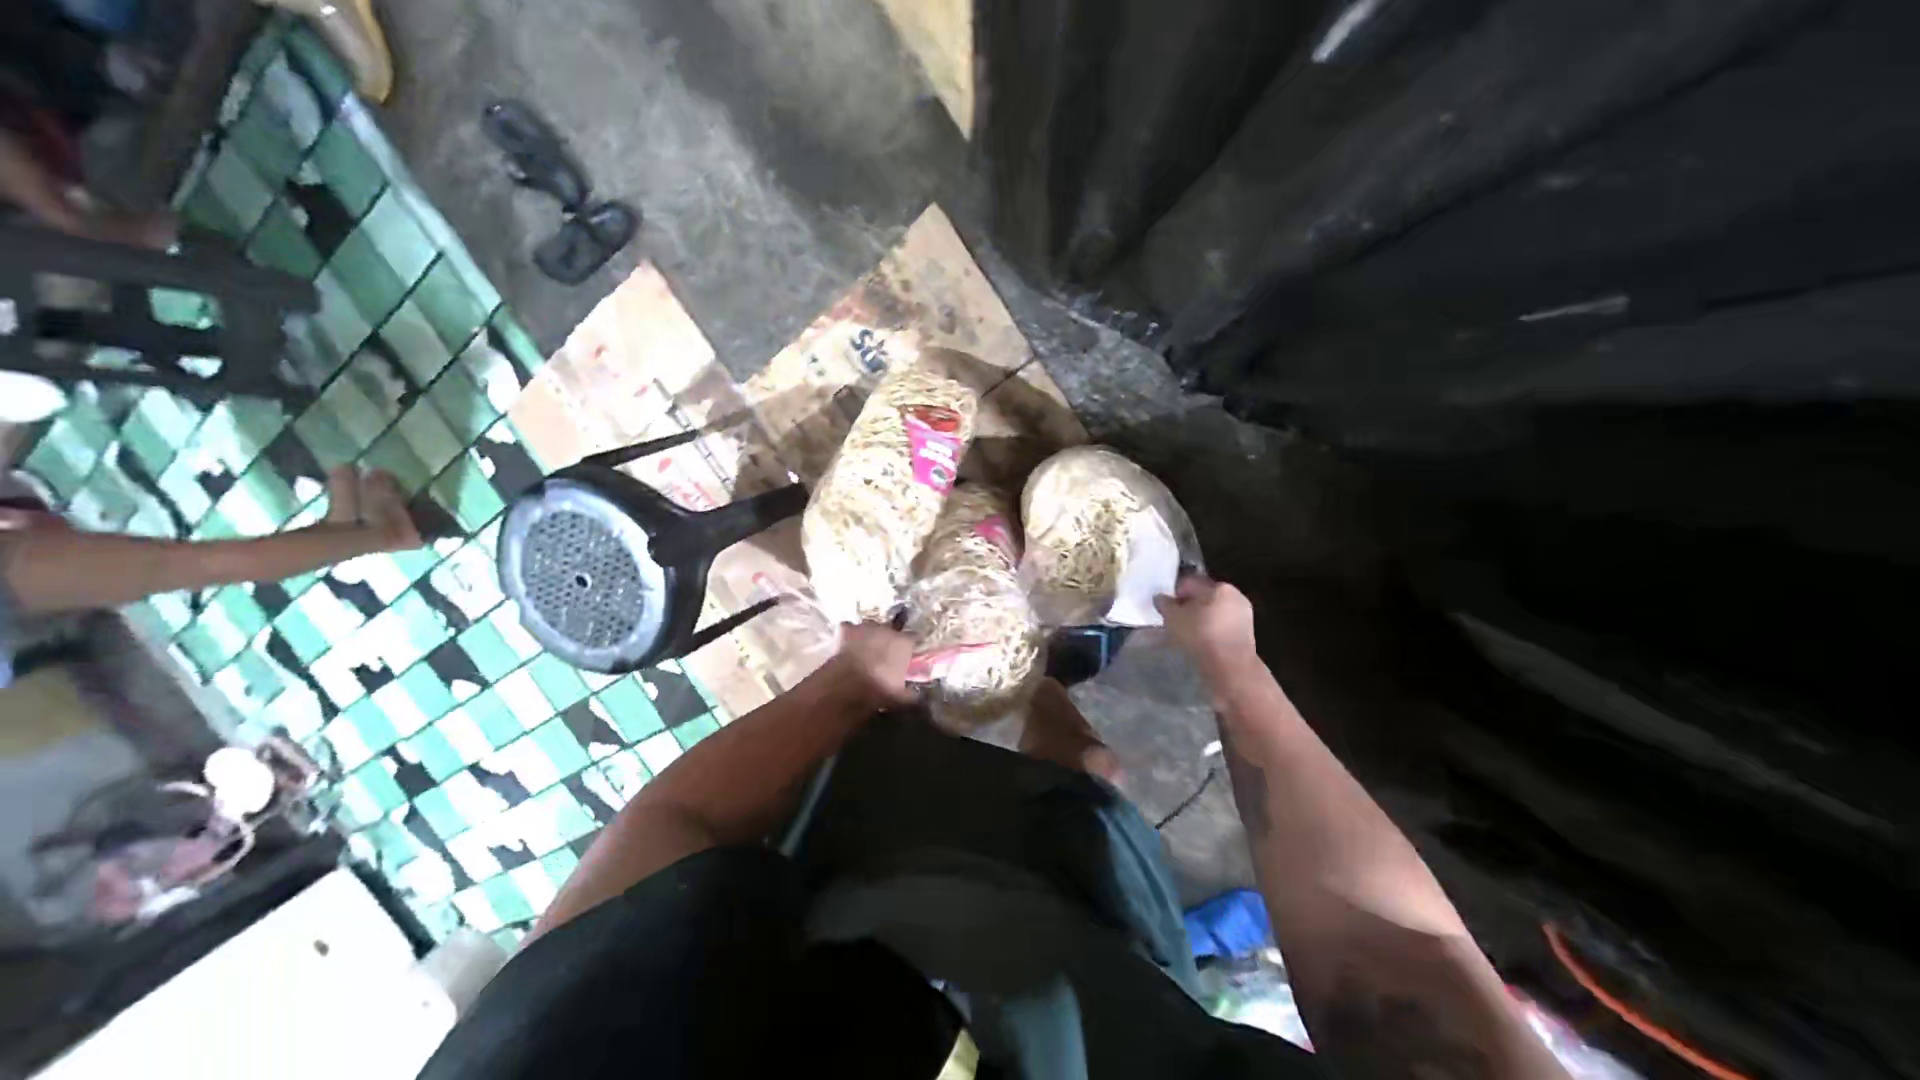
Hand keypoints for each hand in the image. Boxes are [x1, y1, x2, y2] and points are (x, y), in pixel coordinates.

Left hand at [828, 622, 915, 707]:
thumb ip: (910, 693)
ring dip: (868, 635)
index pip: (914, 638)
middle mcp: (886, 629)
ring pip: (869, 626)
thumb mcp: (900, 697)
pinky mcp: (846, 629)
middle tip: (884, 653)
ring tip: (863, 648)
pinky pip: (848, 628)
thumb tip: (916, 695)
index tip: (908, 652)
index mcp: (903, 643)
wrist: (847, 685)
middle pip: (890, 629)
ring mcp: (865, 626)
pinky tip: (845, 644)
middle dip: (887, 639)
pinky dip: (847, 635)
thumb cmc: (878, 690)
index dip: (910, 645)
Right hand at [1155, 573, 1257, 674]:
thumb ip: (1164, 604)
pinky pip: (1222, 626)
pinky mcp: (1247, 634)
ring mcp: (1244, 615)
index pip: (1189, 583)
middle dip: (1189, 607)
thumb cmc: (1200, 636)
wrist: (1230, 668)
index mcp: (1219, 586)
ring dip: (1201, 620)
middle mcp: (1235, 595)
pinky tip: (1201, 643)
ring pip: (1214, 612)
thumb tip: (1160, 597)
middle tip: (1175, 622)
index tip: (1165, 610)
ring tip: (1187, 635)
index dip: (1174, 595)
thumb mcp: (1172, 618)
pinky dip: (1211, 631)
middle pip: (1203, 597)